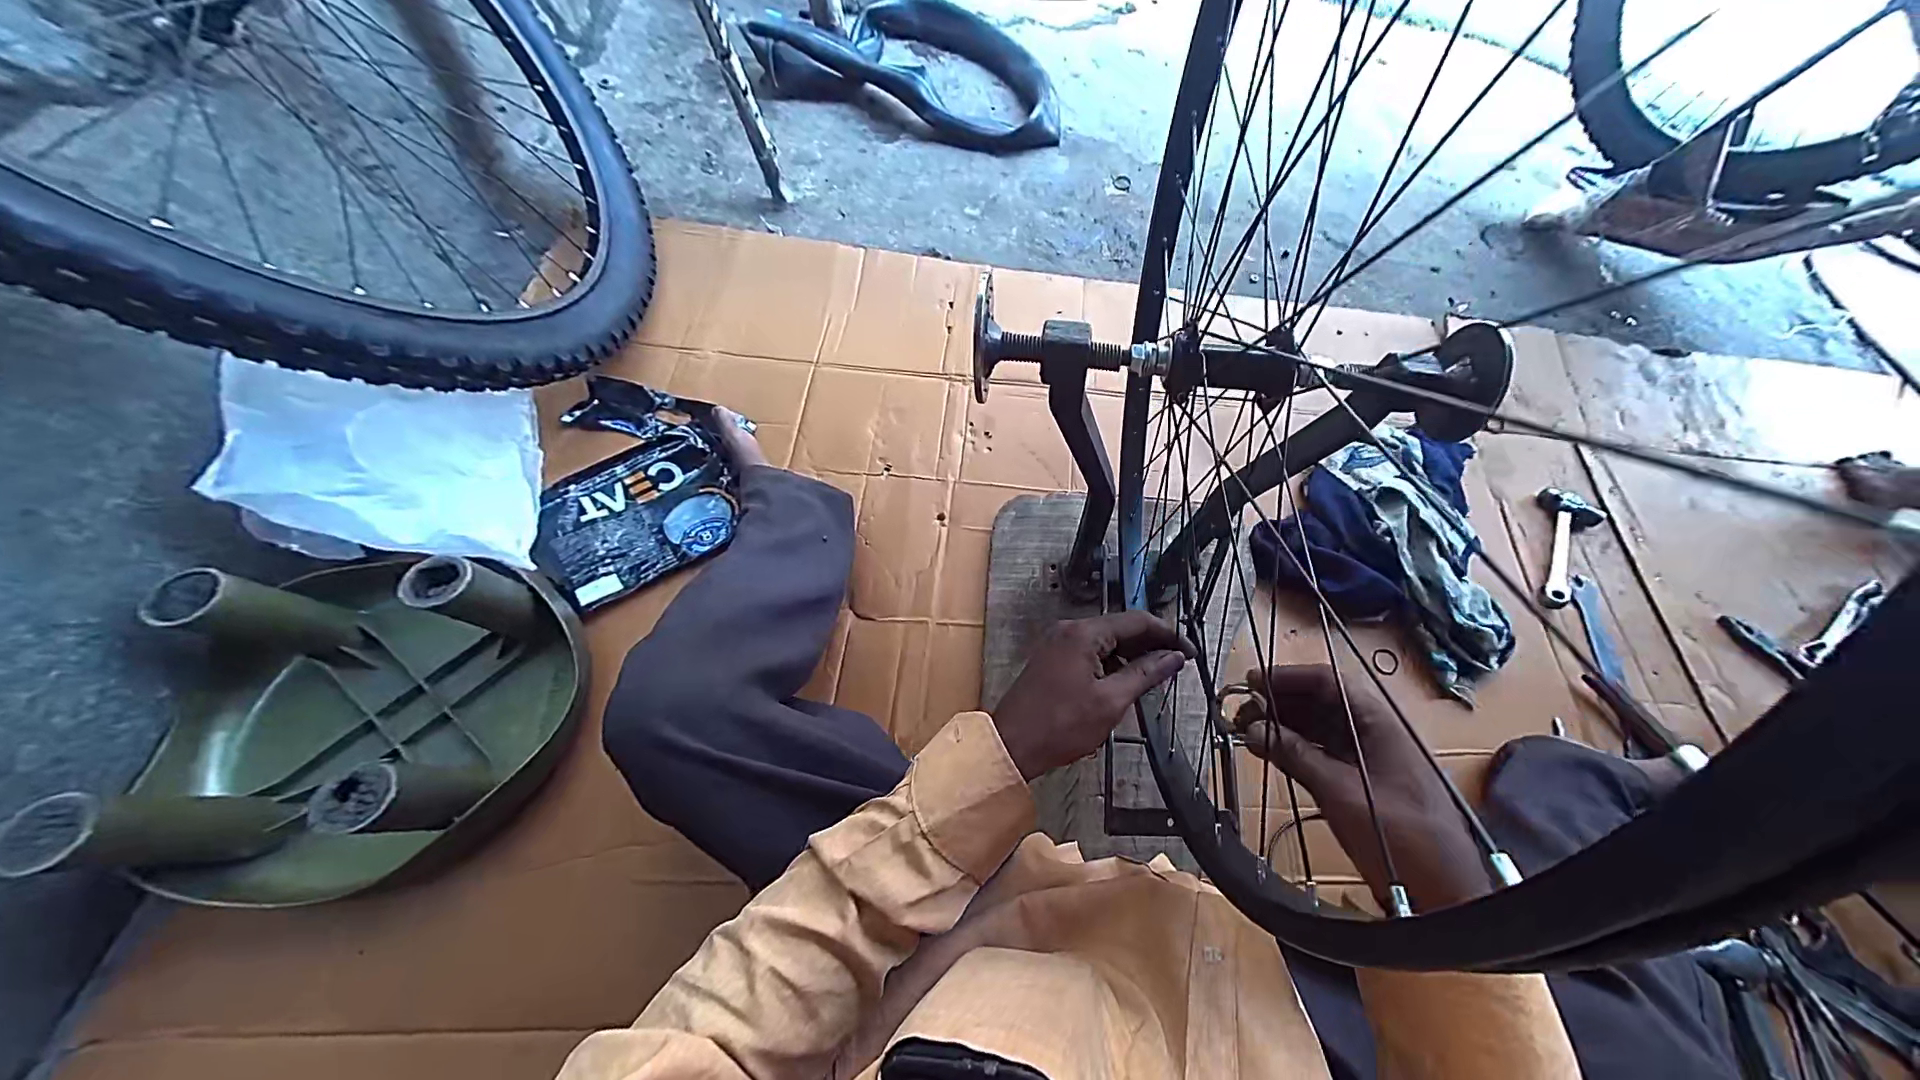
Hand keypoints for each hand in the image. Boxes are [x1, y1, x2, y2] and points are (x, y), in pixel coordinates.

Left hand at [992, 613, 1193, 780]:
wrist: (1012, 743)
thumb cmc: (1059, 725)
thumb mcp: (1111, 701)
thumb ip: (1145, 674)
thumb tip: (1173, 658)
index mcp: (1083, 634)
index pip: (1136, 620)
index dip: (1167, 634)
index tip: (1189, 652)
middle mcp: (1069, 630)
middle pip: (1120, 627)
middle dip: (1151, 644)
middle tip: (1177, 664)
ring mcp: (1057, 643)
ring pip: (1105, 640)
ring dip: (1132, 654)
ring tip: (1156, 675)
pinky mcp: (1052, 658)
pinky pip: (1090, 651)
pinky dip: (1111, 661)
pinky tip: (1126, 680)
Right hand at [1234, 665, 1488, 910]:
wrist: (1446, 894)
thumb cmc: (1401, 836)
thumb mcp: (1341, 791)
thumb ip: (1296, 756)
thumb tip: (1254, 730)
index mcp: (1379, 725)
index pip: (1329, 684)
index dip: (1288, 678)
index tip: (1253, 682)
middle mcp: (1372, 734)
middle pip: (1320, 704)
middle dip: (1279, 703)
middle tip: (1242, 711)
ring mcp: (1365, 759)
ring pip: (1316, 729)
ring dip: (1281, 727)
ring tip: (1246, 731)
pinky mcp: (1358, 783)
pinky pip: (1318, 754)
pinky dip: (1291, 750)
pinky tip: (1266, 750)